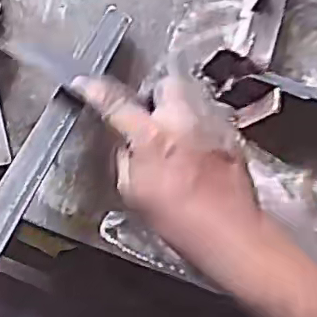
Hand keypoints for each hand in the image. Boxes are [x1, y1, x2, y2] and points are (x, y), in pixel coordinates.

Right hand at [71, 74, 262, 262]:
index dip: (95, 91)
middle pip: (165, 83)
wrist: (228, 232)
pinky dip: (196, 126)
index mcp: (152, 136)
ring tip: (170, 134)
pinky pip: (209, 118)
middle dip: (152, 94)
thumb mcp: (131, 190)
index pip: (116, 103)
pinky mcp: (232, 136)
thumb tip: (125, 144)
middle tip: (144, 114)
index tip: (84, 85)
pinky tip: (191, 148)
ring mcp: (213, 126)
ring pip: (191, 97)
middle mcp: (185, 122)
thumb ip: (124, 158)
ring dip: (176, 109)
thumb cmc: (179, 218)